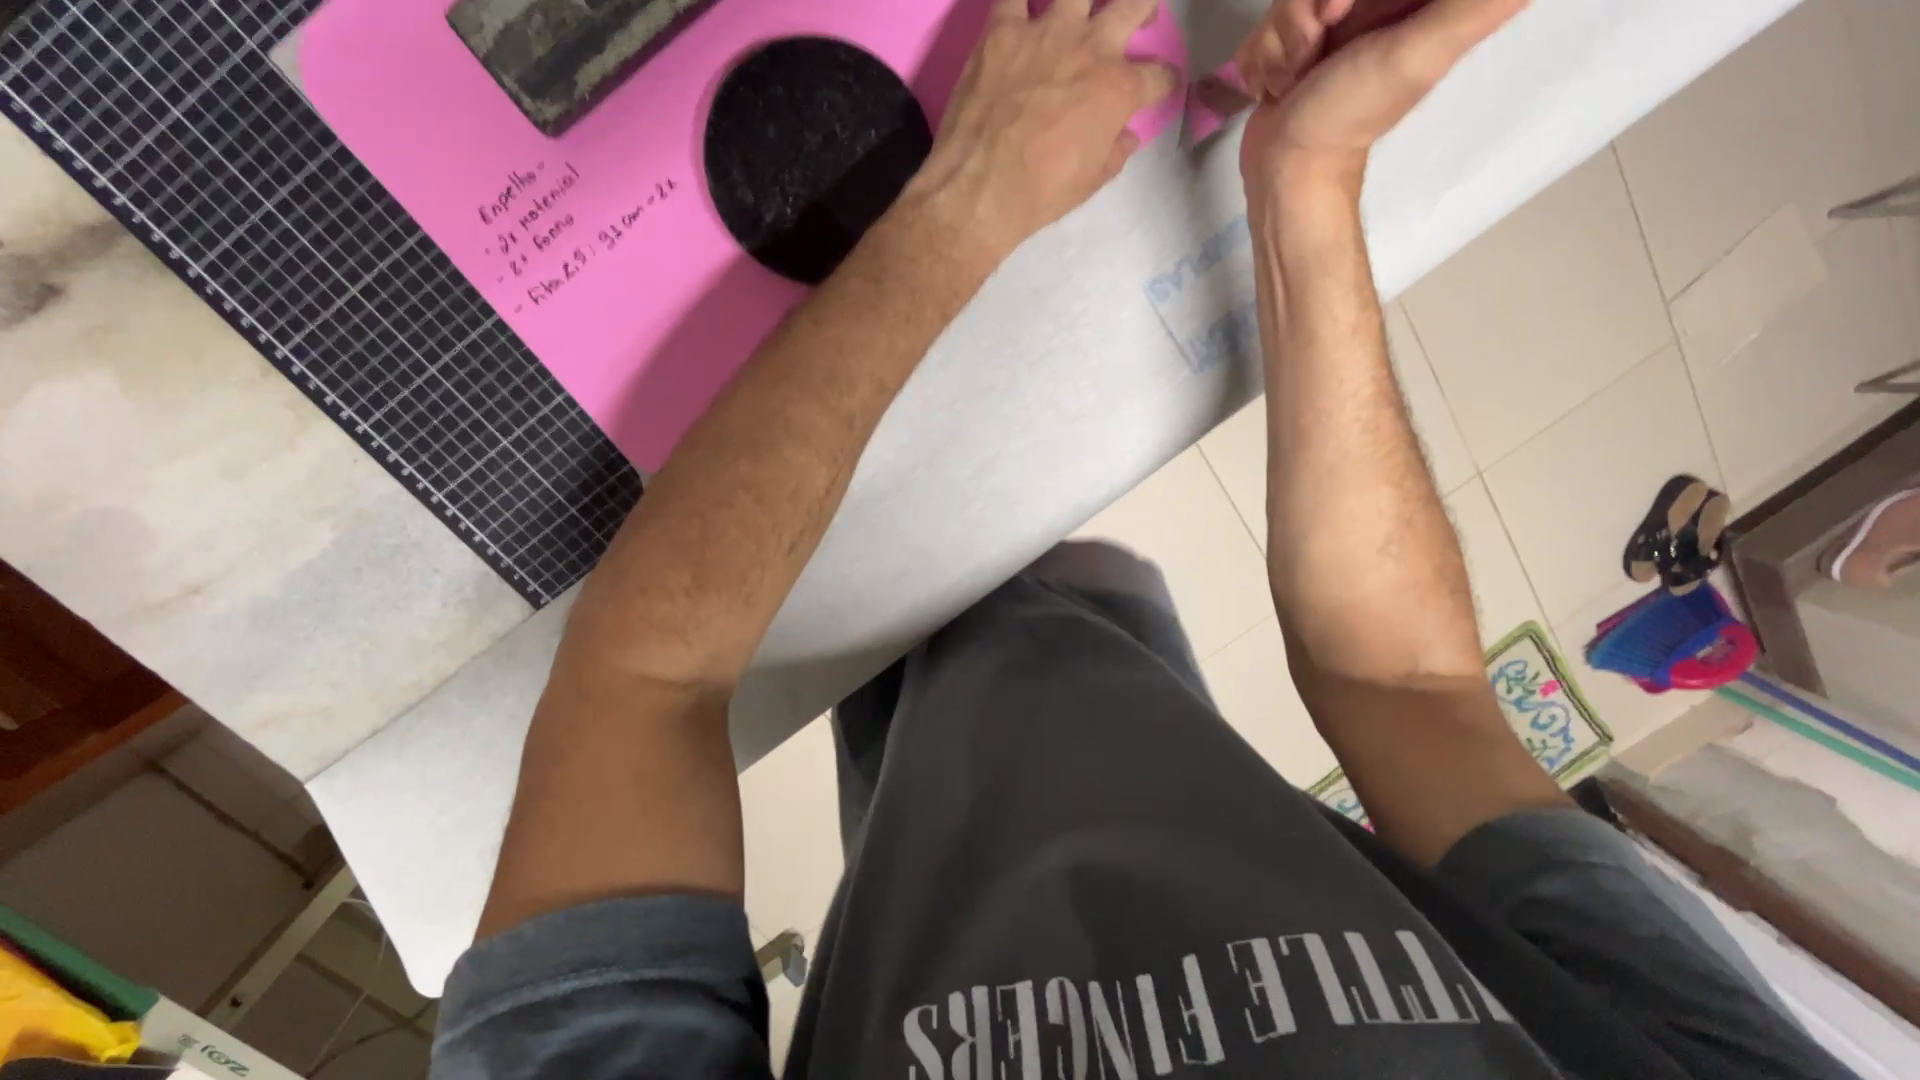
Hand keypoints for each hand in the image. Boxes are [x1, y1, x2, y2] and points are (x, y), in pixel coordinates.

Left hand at [908, 0, 1179, 259]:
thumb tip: (1126, 137)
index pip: (1157, 75)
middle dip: (1144, 7)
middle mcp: (1090, 48)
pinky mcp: (1002, 30)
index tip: (1160, 87)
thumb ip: (1114, 151)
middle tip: (1140, 15)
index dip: (1163, 83)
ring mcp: (1045, 32)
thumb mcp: (1090, 181)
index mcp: (1118, 89)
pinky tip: (1024, 8)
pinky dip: (1020, 0)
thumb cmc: (1040, 193)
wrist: (979, 188)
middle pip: (1133, 4)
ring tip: (1085, 7)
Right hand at [1233, 0, 1526, 198]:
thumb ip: (1476, 7)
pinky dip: (1264, 59)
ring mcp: (1327, 27)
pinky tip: (1279, 85)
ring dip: (1282, 41)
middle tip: (1317, 44)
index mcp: (1411, 2)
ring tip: (1296, 77)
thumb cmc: (1350, 115)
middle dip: (1305, 13)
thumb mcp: (1419, 53)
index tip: (1337, 10)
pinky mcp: (1290, 48)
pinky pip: (1266, 27)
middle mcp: (1373, 7)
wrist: (1286, 171)